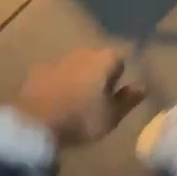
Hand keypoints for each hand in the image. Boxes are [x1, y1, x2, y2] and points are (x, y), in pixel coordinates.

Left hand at [11, 48, 145, 147]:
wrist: (33, 123)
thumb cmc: (80, 119)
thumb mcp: (110, 117)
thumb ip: (128, 100)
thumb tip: (143, 85)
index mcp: (104, 58)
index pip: (120, 59)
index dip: (119, 76)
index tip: (114, 96)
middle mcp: (83, 51)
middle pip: (96, 60)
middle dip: (97, 75)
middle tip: (95, 101)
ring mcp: (58, 59)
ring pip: (75, 66)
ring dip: (77, 79)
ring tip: (74, 104)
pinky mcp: (36, 71)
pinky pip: (54, 76)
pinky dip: (57, 86)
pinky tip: (54, 105)